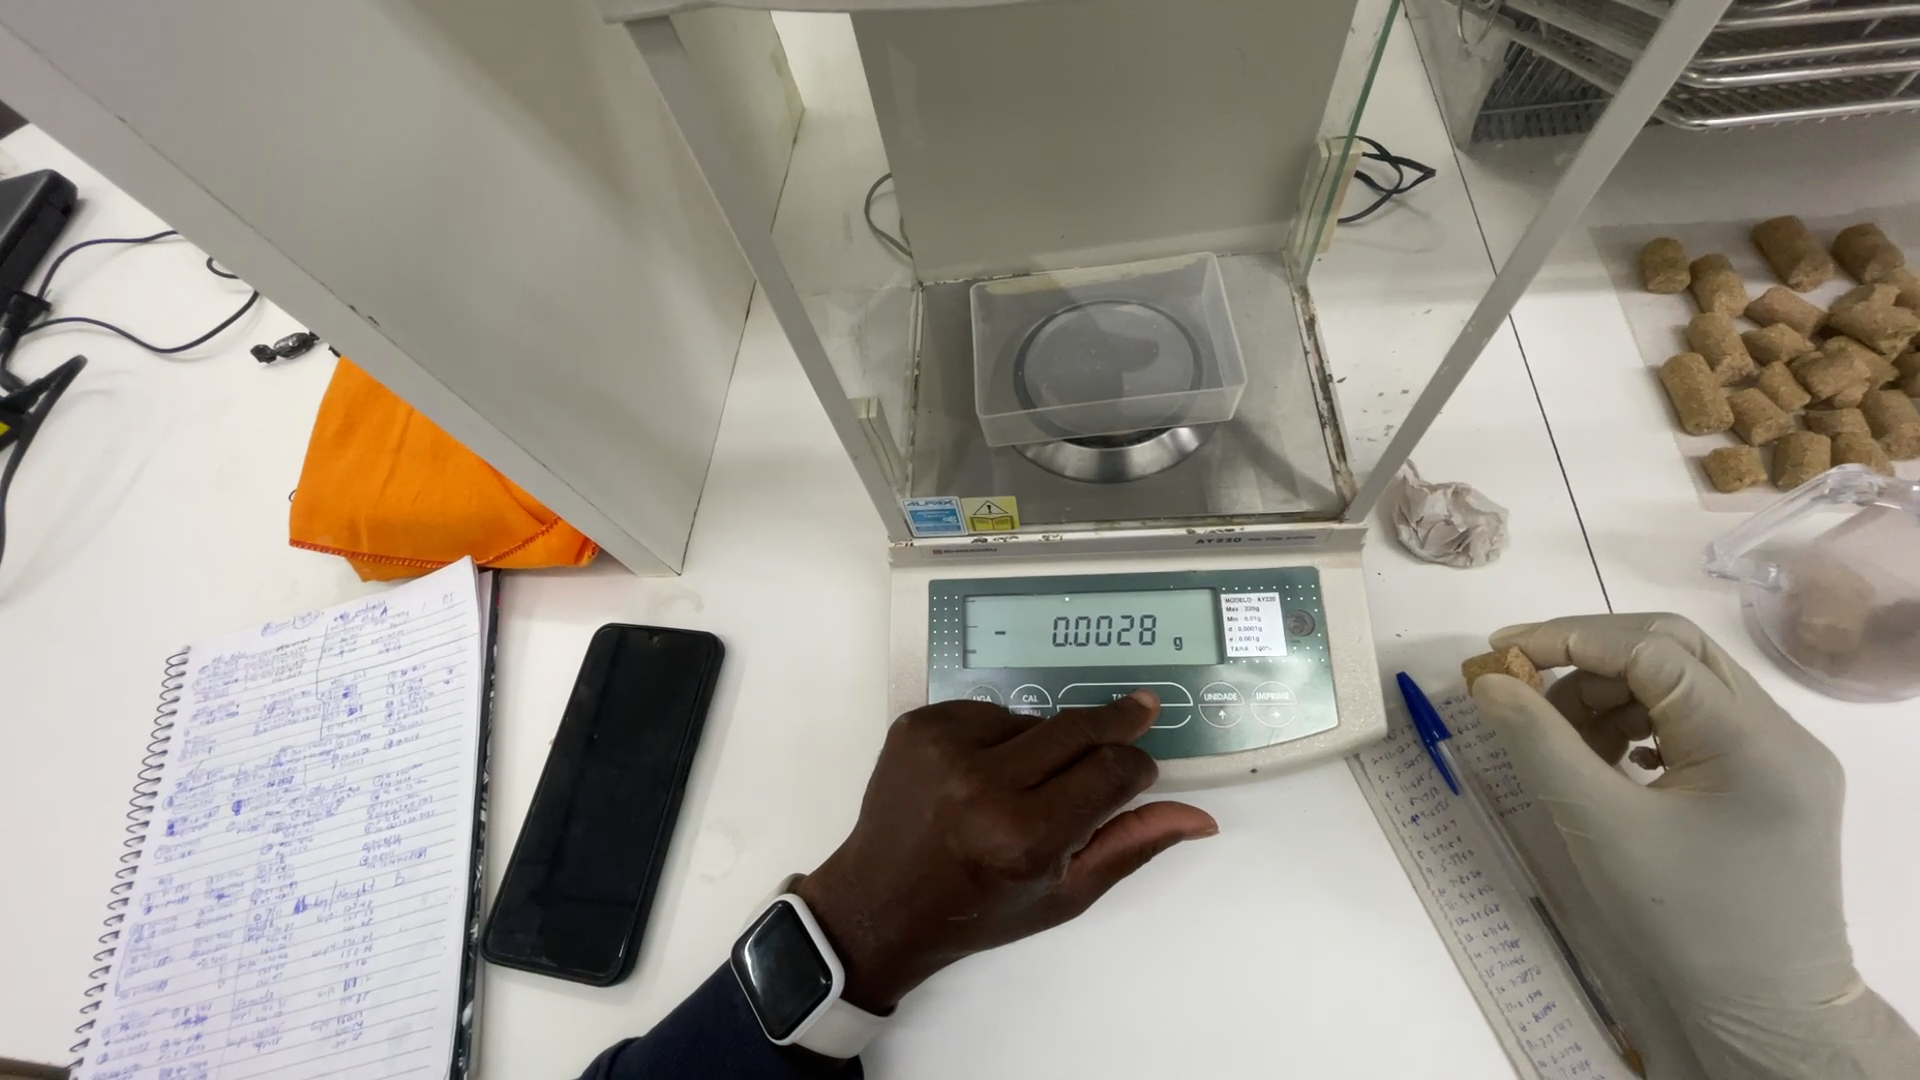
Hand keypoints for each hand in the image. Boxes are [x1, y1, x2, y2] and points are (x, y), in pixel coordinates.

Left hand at [795, 690, 1215, 1013]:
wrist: (880, 901)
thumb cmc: (981, 908)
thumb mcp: (1064, 894)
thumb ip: (1131, 845)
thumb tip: (1200, 815)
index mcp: (1024, 835)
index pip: (1110, 772)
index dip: (1137, 764)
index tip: (1142, 763)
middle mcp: (982, 781)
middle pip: (1075, 729)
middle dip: (1114, 721)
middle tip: (1142, 707)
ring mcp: (943, 745)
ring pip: (1030, 719)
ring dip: (1043, 742)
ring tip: (1022, 782)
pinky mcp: (917, 723)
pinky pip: (985, 711)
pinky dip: (997, 733)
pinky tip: (983, 768)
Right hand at [1472, 614, 1919, 1079]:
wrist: (1762, 1008)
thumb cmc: (1680, 915)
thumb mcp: (1594, 821)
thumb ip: (1535, 739)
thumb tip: (1487, 680)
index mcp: (1755, 742)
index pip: (1652, 651)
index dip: (1567, 639)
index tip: (1500, 655)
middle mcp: (1779, 734)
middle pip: (1672, 649)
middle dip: (1585, 652)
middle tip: (1520, 674)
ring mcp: (1775, 755)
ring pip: (1675, 678)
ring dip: (1602, 689)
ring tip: (1556, 734)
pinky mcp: (1759, 777)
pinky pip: (1684, 715)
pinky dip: (1627, 717)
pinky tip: (1599, 754)